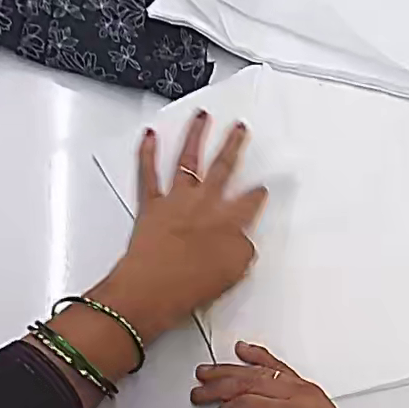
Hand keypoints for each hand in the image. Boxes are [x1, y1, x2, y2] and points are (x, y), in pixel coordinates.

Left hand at [88, 111, 266, 340]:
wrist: (151, 290)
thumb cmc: (190, 286)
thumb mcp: (232, 274)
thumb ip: (242, 252)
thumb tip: (242, 242)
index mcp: (229, 221)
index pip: (250, 201)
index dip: (258, 193)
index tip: (262, 186)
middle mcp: (204, 203)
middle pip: (223, 168)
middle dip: (234, 146)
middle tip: (240, 129)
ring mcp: (176, 201)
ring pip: (187, 158)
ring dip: (196, 135)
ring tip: (202, 116)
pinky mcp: (151, 205)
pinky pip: (147, 173)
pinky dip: (146, 152)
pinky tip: (149, 136)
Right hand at [193, 342, 408, 407]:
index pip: (245, 406)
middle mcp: (300, 397)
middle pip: (248, 383)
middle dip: (218, 387)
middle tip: (199, 393)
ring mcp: (305, 389)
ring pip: (259, 372)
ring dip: (230, 370)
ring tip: (207, 372)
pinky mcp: (307, 388)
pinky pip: (278, 367)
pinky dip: (258, 357)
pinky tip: (243, 350)